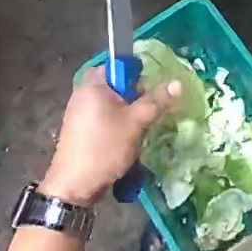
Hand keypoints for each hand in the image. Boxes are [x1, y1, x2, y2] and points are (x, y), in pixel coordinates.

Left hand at [41, 66, 179, 204]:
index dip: (139, 75)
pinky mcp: (82, 129)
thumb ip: (156, 100)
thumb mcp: (135, 122)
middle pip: (119, 85)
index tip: (152, 92)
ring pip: (114, 104)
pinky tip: (127, 142)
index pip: (120, 64)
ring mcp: (80, 112)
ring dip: (130, 116)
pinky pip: (106, 119)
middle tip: (149, 114)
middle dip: (137, 98)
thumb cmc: (104, 148)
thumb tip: (178, 83)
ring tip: (140, 131)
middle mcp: (84, 92)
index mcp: (93, 83)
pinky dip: (119, 126)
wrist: (74, 186)